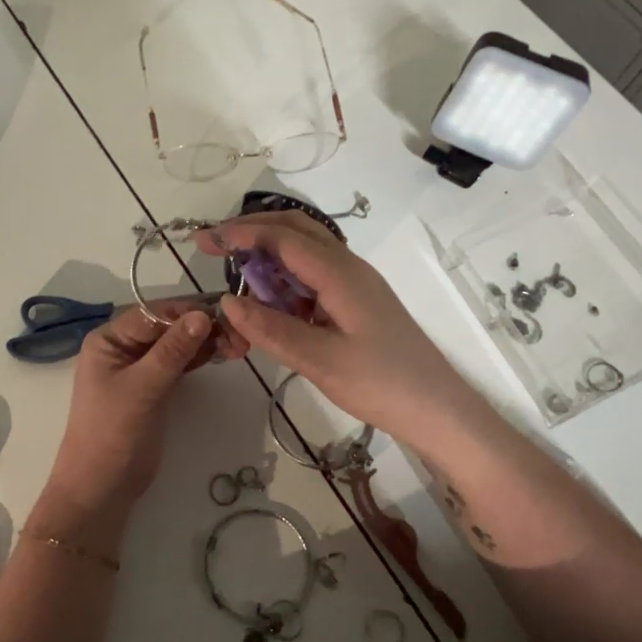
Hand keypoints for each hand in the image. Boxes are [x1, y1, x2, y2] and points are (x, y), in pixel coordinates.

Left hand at [42, 297, 245, 526]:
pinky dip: (201, 358)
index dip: (188, 311)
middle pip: (167, 326)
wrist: (103, 486)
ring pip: (178, 344)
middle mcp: (123, 347)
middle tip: (240, 334)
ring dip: (206, 342)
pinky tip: (225, 354)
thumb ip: (172, 351)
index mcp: (109, 340)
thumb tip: (202, 316)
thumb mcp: (143, 388)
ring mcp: (140, 368)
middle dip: (202, 326)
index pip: (153, 314)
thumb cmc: (113, 433)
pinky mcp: (155, 388)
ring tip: (240, 344)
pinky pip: (180, 363)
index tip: (224, 315)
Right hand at [197, 212, 477, 445]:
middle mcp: (348, 268)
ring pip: (305, 253)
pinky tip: (269, 305)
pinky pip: (314, 277)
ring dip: (268, 257)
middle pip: (296, 231)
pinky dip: (284, 281)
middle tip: (213, 246)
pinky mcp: (357, 303)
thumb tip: (227, 301)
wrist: (438, 410)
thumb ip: (272, 330)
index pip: (283, 238)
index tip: (204, 241)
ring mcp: (355, 285)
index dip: (241, 234)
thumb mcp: (320, 361)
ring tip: (234, 277)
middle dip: (252, 232)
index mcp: (340, 274)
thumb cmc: (381, 384)